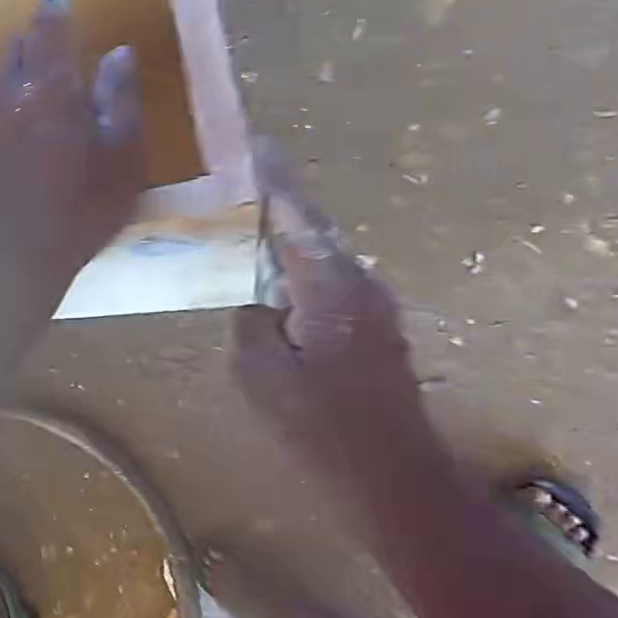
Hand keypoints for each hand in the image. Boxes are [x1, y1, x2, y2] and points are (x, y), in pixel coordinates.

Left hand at [0, 0, 145, 317]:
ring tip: (42, 87)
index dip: (54, 9)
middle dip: (34, 40)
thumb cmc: (77, 221)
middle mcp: (6, 112)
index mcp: (49, 104)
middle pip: (17, 61)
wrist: (3, 268)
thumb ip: (118, 105)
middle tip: (48, 26)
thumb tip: (117, 56)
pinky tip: (23, 150)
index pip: (50, 40)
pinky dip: (9, 125)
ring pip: (2, 98)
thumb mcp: (120, 166)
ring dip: (22, 85)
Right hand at [233, 141, 435, 479]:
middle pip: (310, 228)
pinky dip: (287, 259)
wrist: (387, 473)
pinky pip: (318, 275)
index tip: (249, 145)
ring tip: (233, 209)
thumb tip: (252, 293)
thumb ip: (251, 317)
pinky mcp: (362, 324)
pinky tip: (256, 261)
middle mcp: (357, 286)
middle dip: (273, 198)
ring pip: (315, 251)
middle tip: (230, 171)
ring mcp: (365, 305)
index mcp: (329, 289)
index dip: (271, 182)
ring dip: (278, 229)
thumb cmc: (315, 422)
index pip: (296, 220)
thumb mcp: (258, 366)